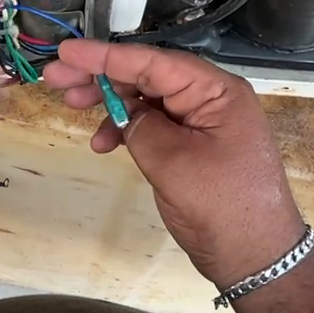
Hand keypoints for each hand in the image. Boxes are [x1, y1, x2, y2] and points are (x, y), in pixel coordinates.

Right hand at [44, 40, 304, 287]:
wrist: (258, 260)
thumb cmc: (223, 207)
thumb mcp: (175, 163)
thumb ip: (142, 127)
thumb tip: (124, 110)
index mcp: (215, 90)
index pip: (153, 61)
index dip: (106, 56)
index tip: (67, 51)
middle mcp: (208, 96)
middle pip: (146, 74)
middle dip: (101, 74)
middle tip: (55, 77)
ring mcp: (199, 120)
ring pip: (145, 97)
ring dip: (108, 101)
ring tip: (71, 105)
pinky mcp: (190, 143)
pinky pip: (151, 123)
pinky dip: (124, 129)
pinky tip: (101, 144)